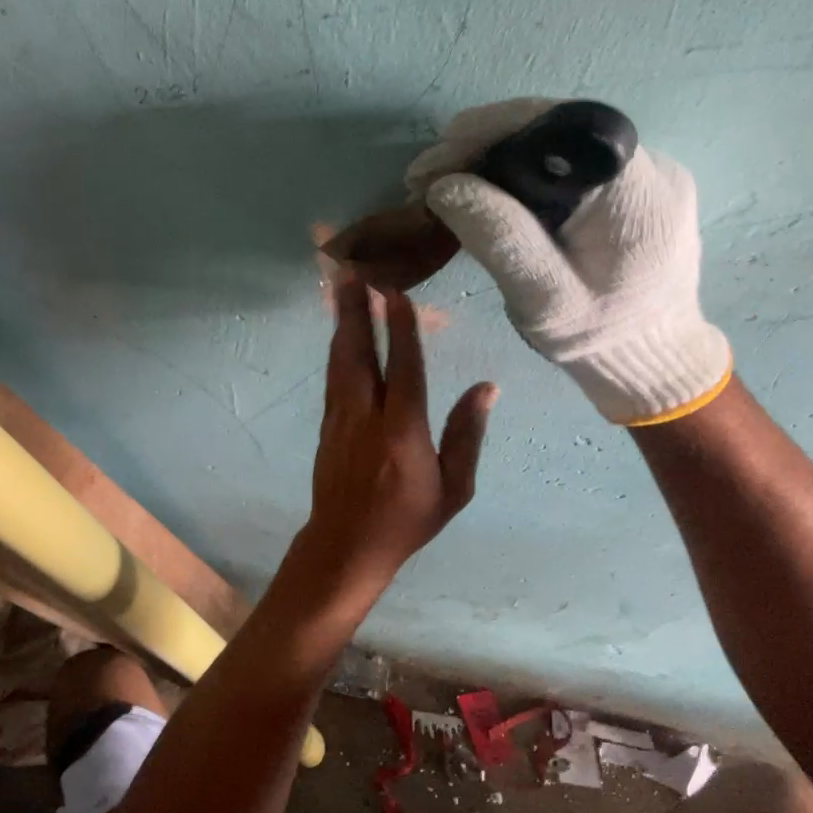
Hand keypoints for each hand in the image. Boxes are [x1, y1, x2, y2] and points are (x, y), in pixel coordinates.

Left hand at [306, 275, 497, 580]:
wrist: (347, 542)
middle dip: (355, 310)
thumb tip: (486, 387)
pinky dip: (337, 349)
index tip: (396, 292)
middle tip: (352, 270)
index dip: (400, 328)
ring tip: (341, 287)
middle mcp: (366, 416)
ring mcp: (340, 418)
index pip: (404, 368)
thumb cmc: (409, 518)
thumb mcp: (454, 486)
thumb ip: (466, 434)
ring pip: (340, 361)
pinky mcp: (326, 424)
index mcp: (402, 431)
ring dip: (342, 322)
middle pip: (359, 353)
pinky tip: (340, 332)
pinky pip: (333, 377)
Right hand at [415, 99, 731, 425]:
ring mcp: (639, 175)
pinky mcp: (626, 190)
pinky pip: (562, 165)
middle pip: (549, 130)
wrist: (652, 360)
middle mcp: (645, 166)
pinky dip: (515, 174)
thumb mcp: (541, 297)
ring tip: (440, 187)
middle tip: (422, 179)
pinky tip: (480, 196)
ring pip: (552, 146)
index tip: (435, 161)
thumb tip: (445, 185)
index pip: (553, 127)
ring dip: (491, 160)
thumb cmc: (598, 335)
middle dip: (479, 147)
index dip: (488, 132)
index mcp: (632, 189)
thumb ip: (499, 237)